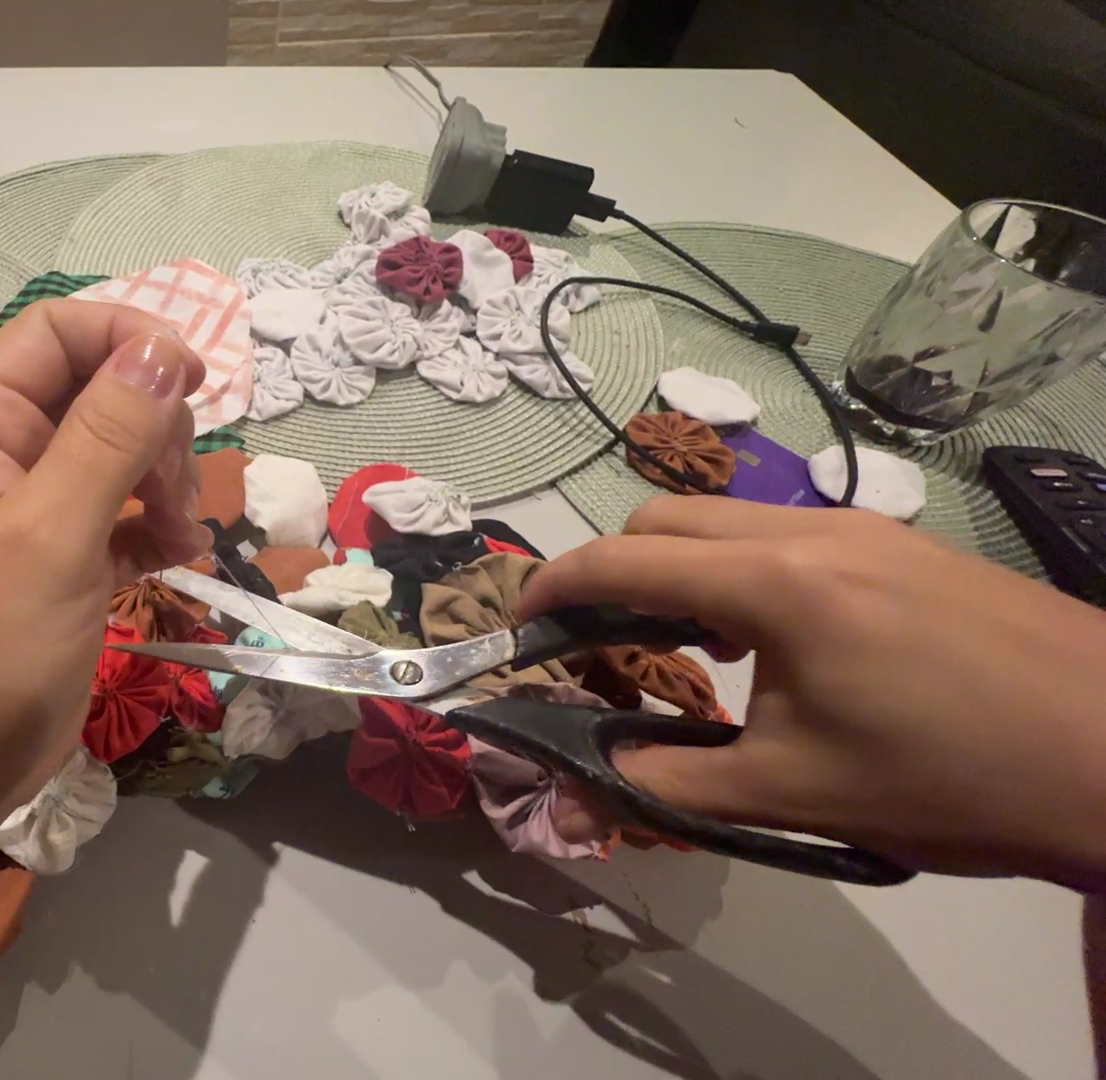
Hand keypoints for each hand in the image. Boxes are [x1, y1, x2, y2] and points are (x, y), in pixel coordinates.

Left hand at [0, 300, 211, 823]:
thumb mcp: (46, 535)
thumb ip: (106, 436)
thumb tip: (163, 347)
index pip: (55, 335)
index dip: (127, 338)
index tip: (193, 381)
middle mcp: (3, 458)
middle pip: (97, 392)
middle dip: (152, 425)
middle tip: (174, 488)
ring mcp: (34, 515)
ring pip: (118, 456)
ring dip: (162, 479)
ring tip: (177, 532)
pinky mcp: (62, 566)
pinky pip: (121, 517)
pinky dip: (154, 527)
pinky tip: (174, 555)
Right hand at [518, 495, 1105, 884]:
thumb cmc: (959, 780)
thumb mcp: (790, 793)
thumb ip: (659, 783)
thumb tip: (571, 789)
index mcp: (774, 586)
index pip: (619, 561)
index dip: (552, 587)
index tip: (522, 627)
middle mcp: (807, 532)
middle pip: (656, 521)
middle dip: (605, 572)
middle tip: (599, 639)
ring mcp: (859, 528)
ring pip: (714, 518)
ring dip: (667, 567)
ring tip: (679, 641)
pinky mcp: (896, 541)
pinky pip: (771, 530)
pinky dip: (725, 567)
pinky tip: (761, 634)